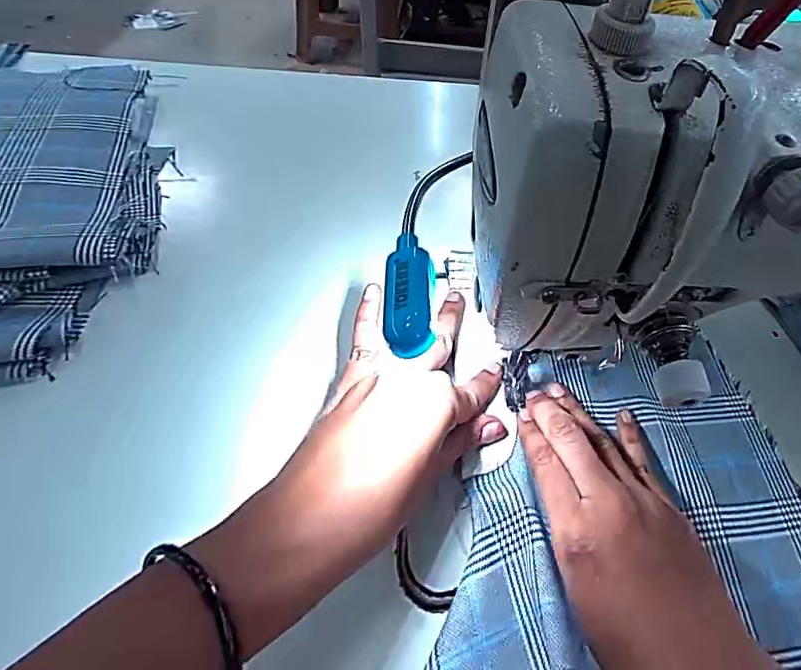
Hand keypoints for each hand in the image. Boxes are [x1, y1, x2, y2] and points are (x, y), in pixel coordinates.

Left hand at [15, 284, 503, 668]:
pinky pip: (365, 333)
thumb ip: (457, 444)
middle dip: (453, 320)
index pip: (472, 391)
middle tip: (460, 300)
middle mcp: (409, 381)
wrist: (307, 517)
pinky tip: (373, 295)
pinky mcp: (351, 378)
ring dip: (418, 304)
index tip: (493, 377)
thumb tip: (485, 429)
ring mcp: (378, 375)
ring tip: (428, 283)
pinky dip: (370, 311)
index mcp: (437, 406)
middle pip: (440, 344)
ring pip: (406, 329)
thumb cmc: (363, 509)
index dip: (486, 385)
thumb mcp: (426, 481)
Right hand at [519, 387, 774, 669]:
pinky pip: (641, 460)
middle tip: (535, 394)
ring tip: (561, 393)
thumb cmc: (628, 639)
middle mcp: (609, 505)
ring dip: (579, 413)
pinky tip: (621, 416)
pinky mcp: (668, 506)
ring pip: (604, 442)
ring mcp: (642, 500)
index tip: (522, 418)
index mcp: (577, 531)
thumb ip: (562, 529)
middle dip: (550, 413)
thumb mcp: (575, 585)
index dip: (532, 436)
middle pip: (572, 443)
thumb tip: (554, 492)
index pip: (547, 465)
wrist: (695, 658)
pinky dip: (628, 435)